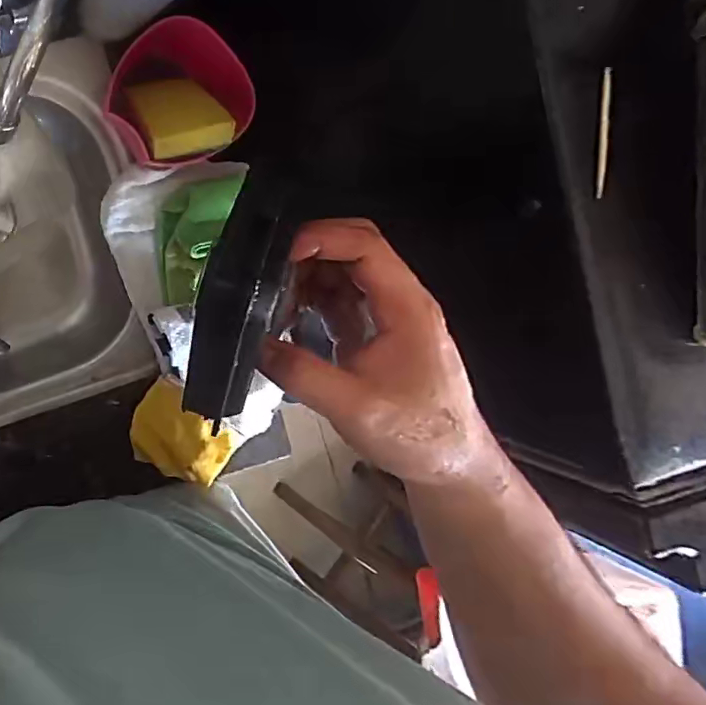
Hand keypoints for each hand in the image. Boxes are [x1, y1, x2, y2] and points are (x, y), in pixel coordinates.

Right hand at [257, 219, 503, 488]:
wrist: (450, 466)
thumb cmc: (414, 434)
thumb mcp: (352, 407)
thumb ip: (301, 373)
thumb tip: (255, 346)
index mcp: (405, 306)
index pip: (366, 246)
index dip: (323, 239)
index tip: (282, 255)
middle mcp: (400, 301)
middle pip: (356, 249)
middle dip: (311, 251)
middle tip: (270, 270)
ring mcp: (389, 317)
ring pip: (346, 273)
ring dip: (308, 276)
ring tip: (272, 299)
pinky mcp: (376, 334)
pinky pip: (341, 300)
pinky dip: (312, 299)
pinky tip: (287, 318)